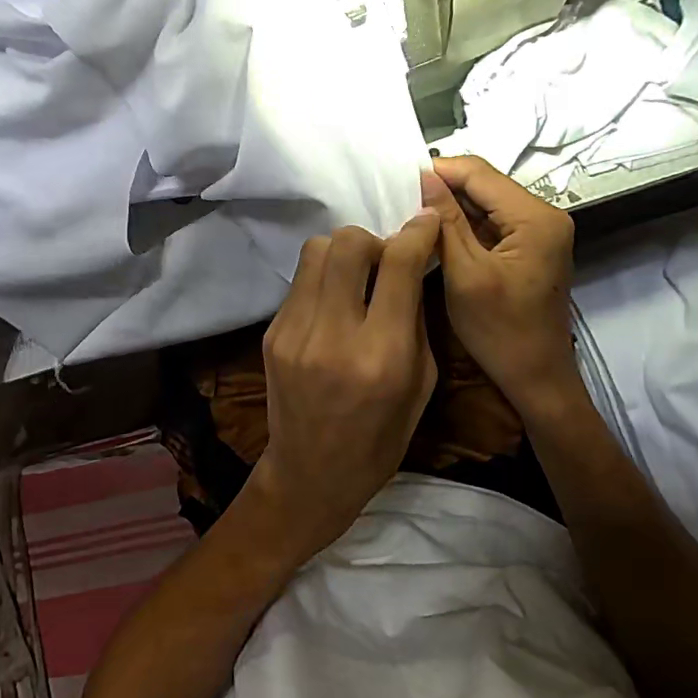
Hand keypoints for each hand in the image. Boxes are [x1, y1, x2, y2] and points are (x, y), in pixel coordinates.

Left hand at [249, 213, 441, 557]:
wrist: (310, 475)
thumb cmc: (379, 439)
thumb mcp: (421, 385)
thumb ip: (415, 320)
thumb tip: (410, 265)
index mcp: (381, 355)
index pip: (397, 264)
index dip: (416, 232)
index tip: (426, 223)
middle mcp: (333, 336)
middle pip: (348, 242)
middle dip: (374, 240)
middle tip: (383, 264)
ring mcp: (294, 333)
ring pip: (317, 250)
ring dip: (343, 254)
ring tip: (355, 282)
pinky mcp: (272, 334)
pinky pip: (300, 280)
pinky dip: (323, 280)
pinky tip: (333, 307)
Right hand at [424, 156, 581, 416]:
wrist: (536, 378)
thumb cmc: (500, 332)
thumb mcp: (464, 274)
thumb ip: (445, 222)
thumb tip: (423, 178)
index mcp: (535, 217)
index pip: (480, 173)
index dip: (439, 170)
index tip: (397, 177)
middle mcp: (545, 215)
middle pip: (485, 185)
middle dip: (443, 188)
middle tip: (398, 196)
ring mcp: (539, 232)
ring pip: (486, 203)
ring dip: (451, 207)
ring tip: (409, 212)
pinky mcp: (530, 248)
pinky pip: (492, 223)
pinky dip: (463, 225)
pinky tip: (434, 231)